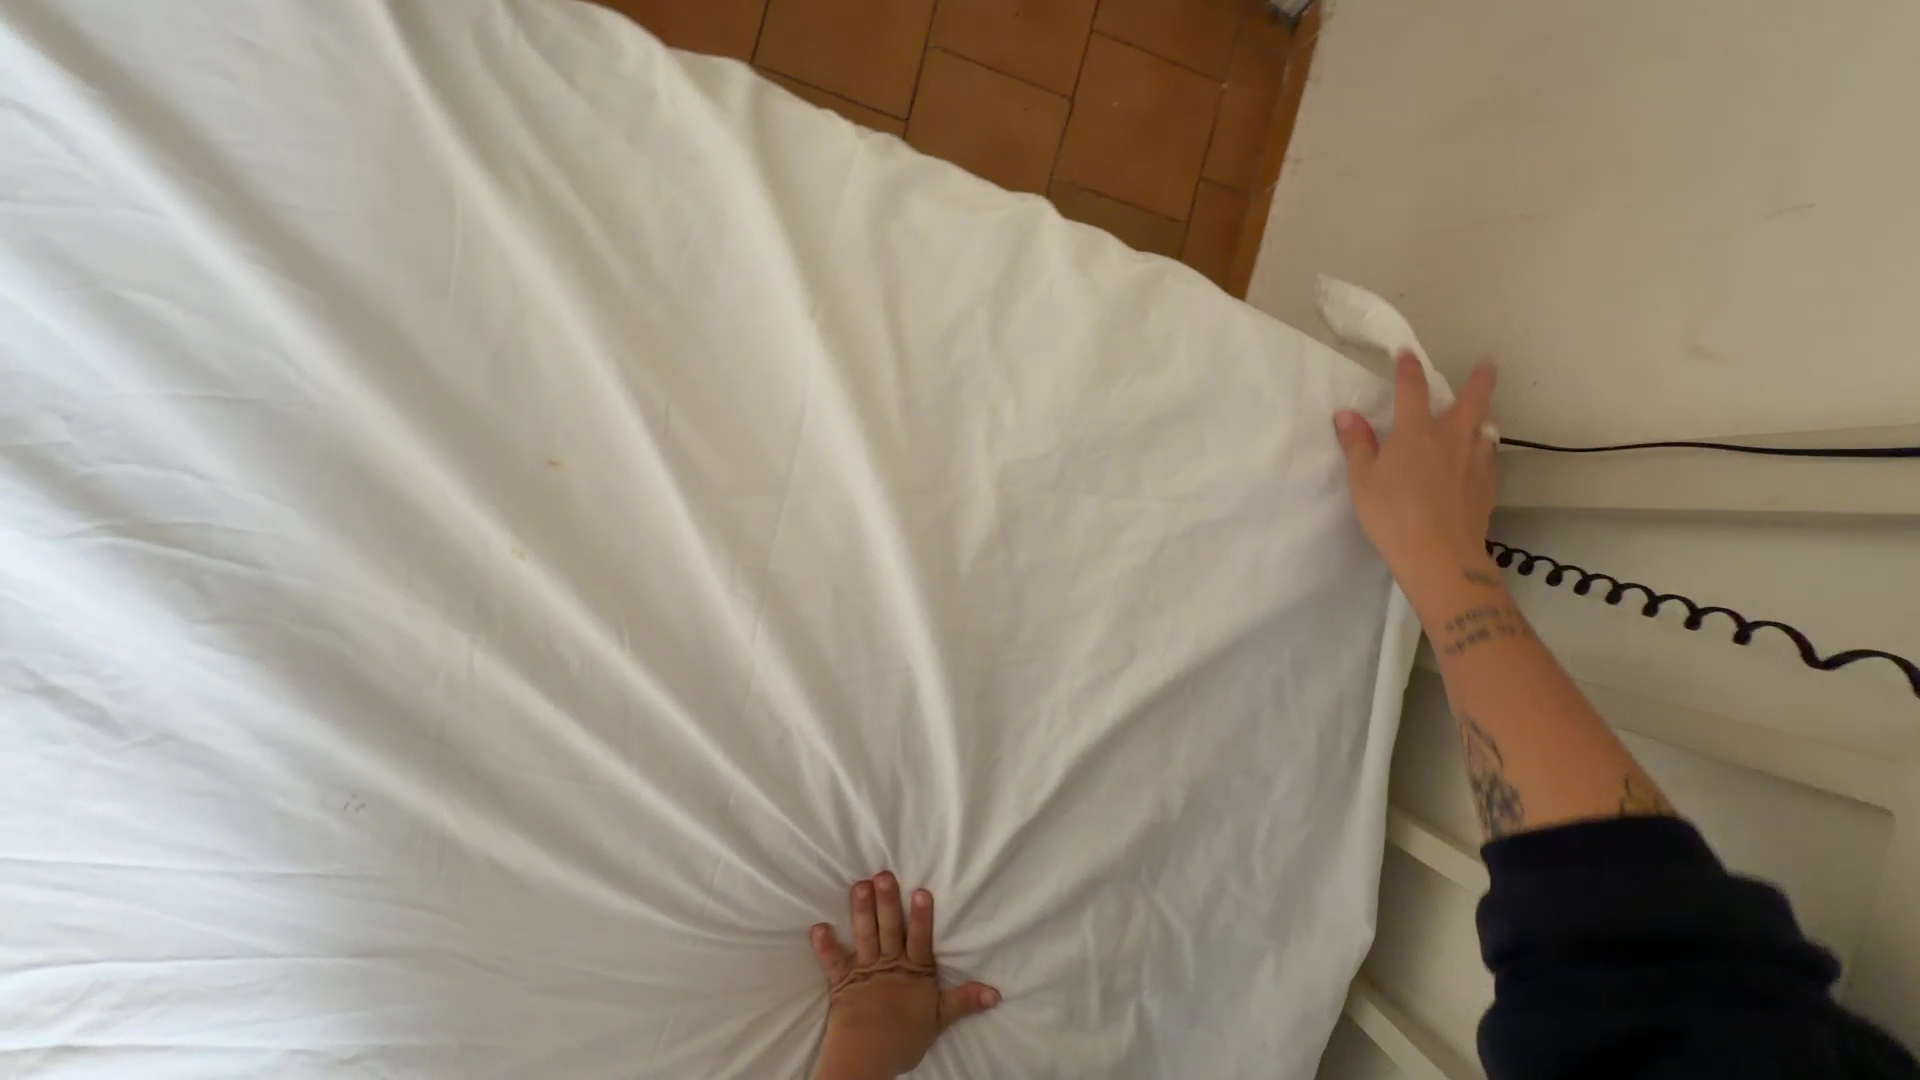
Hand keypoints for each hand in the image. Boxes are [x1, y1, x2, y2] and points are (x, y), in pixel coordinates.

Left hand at [808, 872, 998, 1078]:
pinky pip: (832, 961)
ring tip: (859, 886)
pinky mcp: (842, 982)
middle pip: (890, 929)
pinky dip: (825, 946)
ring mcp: (865, 971)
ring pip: (864, 936)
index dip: (920, 916)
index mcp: (914, 972)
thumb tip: (996, 993)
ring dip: (861, 911)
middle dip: (887, 902)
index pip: (920, 939)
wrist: (868, 1059)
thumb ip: (964, 1001)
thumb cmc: (904, 1038)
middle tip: (883, 875)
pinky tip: (817, 927)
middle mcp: (890, 965)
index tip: (920, 891)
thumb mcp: (940, 1019)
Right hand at [1332, 353, 1499, 594]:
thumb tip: (1347, 415)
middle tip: (1488, 363)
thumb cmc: (1391, 513)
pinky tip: (1479, 455)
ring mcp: (1474, 461)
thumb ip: (1357, 444)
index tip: (1408, 353)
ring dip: (1484, 415)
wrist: (1438, 553)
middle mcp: (1451, 438)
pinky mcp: (1487, 485)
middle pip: (1471, 400)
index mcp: (1416, 433)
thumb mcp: (1362, 479)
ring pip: (1485, 428)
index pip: (1412, 391)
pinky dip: (1483, 447)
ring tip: (1483, 412)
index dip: (1409, 370)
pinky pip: (1488, 456)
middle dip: (1479, 379)